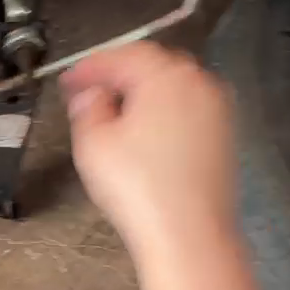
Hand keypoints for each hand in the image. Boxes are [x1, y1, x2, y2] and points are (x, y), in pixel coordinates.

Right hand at [63, 42, 236, 253]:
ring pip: (173, 88)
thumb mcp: (92, 143)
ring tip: (113, 113)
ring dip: (141, 94)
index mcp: (165, 76)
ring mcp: (217, 110)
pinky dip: (161, 112)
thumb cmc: (135, 185)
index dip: (91, 66)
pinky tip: (143, 134)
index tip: (67, 80)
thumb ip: (87, 108)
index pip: (124, 56)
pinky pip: (186, 110)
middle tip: (88, 93)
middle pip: (153, 66)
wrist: (187, 233)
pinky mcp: (223, 137)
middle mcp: (199, 83)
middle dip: (119, 75)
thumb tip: (91, 95)